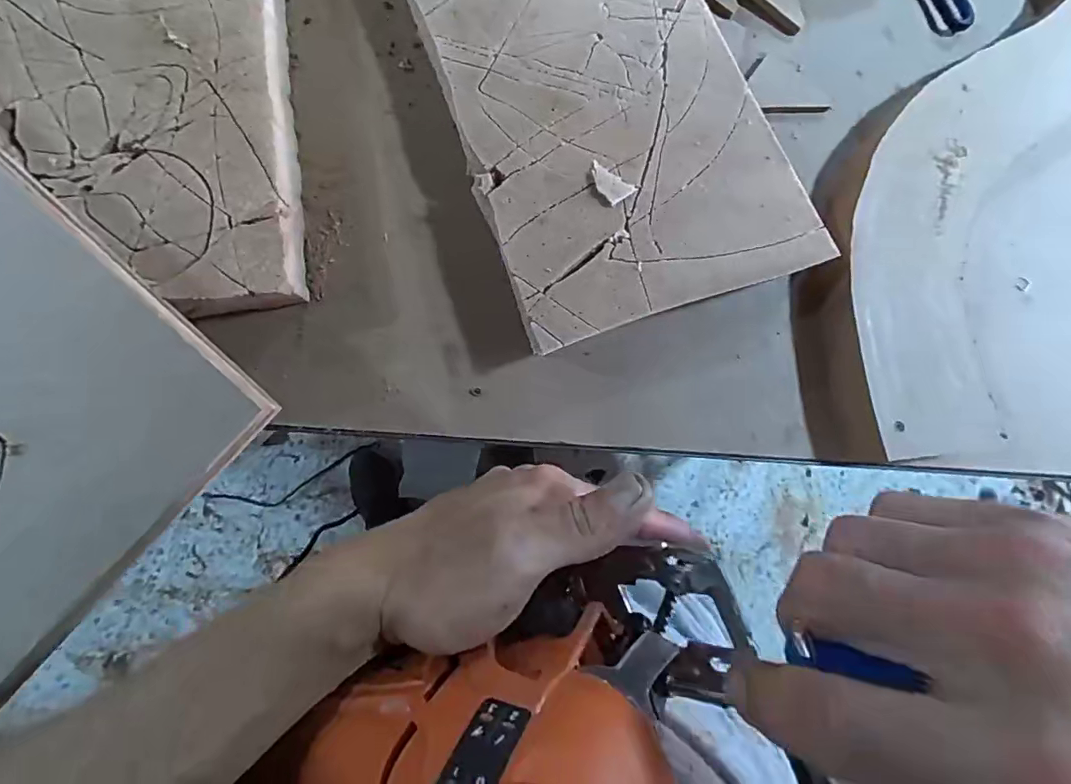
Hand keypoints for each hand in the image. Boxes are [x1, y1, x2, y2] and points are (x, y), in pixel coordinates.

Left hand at [327, 465, 705, 654]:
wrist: (369, 589)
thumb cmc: (450, 576)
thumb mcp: (524, 552)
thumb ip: (585, 521)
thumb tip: (646, 479)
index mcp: (547, 487)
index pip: (621, 502)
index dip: (663, 523)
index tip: (700, 544)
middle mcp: (530, 487)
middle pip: (599, 508)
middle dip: (637, 529)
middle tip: (670, 563)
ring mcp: (506, 506)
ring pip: (572, 520)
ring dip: (605, 538)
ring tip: (631, 565)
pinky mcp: (488, 529)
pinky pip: (548, 533)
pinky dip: (573, 547)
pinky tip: (572, 565)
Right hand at [731, 493, 1070, 783]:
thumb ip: (931, 781)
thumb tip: (844, 737)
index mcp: (1013, 761)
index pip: (828, 710)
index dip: (767, 697)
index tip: (752, 688)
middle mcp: (999, 642)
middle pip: (822, 585)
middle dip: (796, 615)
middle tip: (821, 643)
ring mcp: (1016, 560)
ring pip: (856, 532)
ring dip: (847, 573)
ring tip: (882, 608)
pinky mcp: (1035, 518)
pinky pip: (908, 508)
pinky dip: (893, 542)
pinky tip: (930, 575)